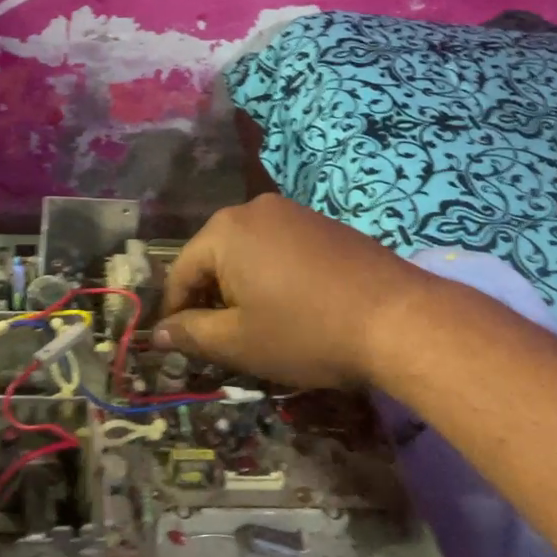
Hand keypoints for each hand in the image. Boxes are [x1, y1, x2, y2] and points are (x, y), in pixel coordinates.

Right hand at [155, 195, 421, 388]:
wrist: (399, 319)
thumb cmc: (307, 331)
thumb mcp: (240, 342)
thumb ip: (192, 334)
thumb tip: (158, 333)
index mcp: (224, 231)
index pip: (181, 272)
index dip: (176, 313)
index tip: (179, 347)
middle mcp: (253, 209)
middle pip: (214, 257)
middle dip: (212, 298)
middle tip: (223, 341)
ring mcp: (292, 212)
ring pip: (248, 253)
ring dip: (244, 288)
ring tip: (260, 327)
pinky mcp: (322, 223)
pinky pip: (280, 248)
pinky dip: (274, 276)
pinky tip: (294, 307)